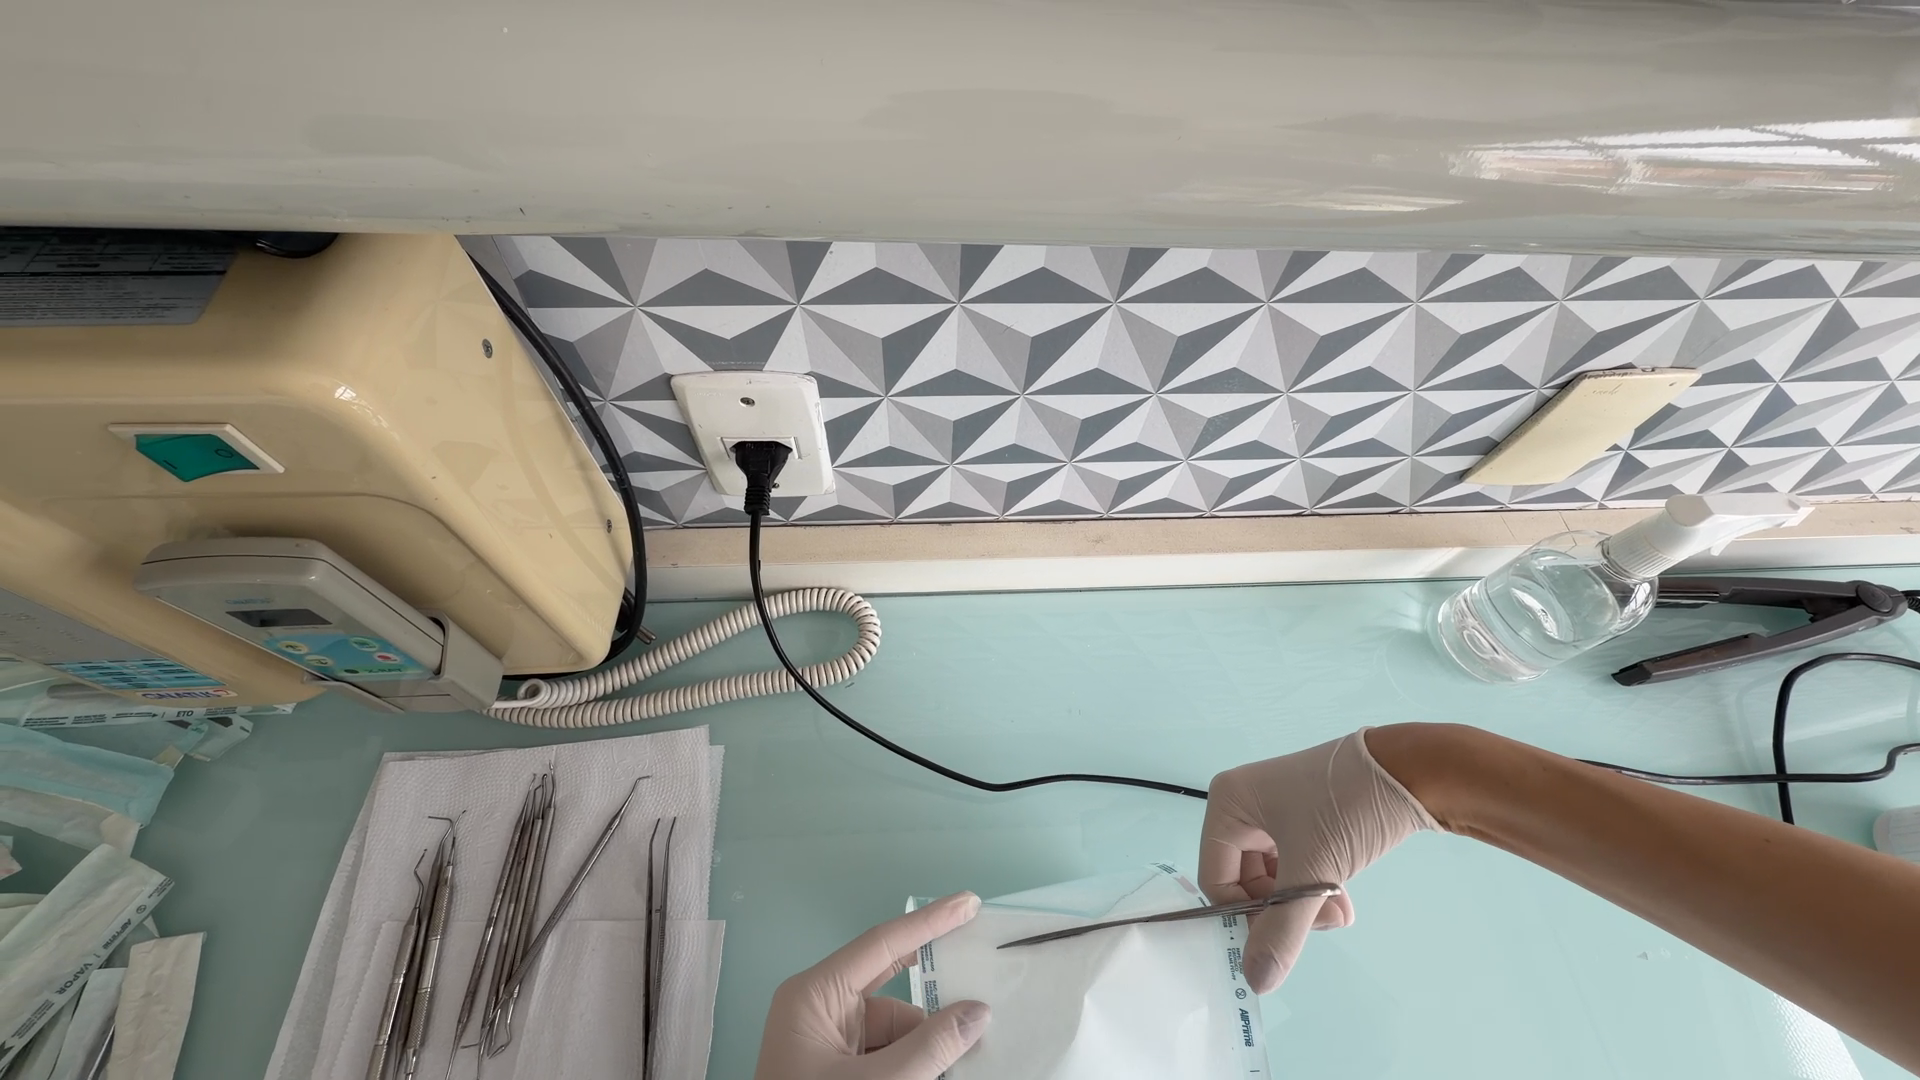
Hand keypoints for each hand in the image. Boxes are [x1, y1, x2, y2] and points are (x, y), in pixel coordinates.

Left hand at [754, 892, 991, 1079]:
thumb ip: (930, 1048)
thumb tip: (977, 1012)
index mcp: (815, 994)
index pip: (883, 943)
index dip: (930, 921)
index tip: (969, 902)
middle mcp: (821, 1009)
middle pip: (892, 989)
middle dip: (935, 995)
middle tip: (980, 980)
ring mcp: (828, 1042)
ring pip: (894, 1028)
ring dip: (929, 1044)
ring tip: (970, 1049)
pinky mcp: (837, 1069)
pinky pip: (886, 1054)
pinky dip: (915, 1063)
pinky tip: (944, 1068)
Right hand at [1200, 729, 1435, 992]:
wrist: (1411, 771)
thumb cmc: (1347, 809)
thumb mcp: (1313, 871)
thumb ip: (1283, 930)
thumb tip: (1255, 981)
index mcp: (1227, 803)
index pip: (1216, 877)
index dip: (1246, 913)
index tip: (1288, 930)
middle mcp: (1241, 803)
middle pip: (1243, 878)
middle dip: (1282, 907)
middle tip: (1323, 918)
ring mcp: (1270, 808)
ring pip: (1271, 876)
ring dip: (1302, 900)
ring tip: (1340, 908)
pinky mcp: (1299, 815)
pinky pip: (1290, 862)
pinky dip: (1313, 884)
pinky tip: (1341, 895)